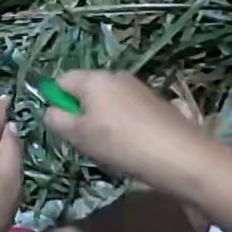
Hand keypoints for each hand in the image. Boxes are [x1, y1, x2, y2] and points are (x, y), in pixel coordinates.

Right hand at [40, 71, 210, 190]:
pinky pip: (127, 108)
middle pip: (86, 88)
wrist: (180, 156)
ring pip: (107, 99)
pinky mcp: (156, 102)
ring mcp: (139, 87)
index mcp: (93, 79)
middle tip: (84, 138)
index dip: (56, 100)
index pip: (61, 80)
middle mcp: (116, 75)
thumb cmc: (120, 143)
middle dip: (80, 110)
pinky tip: (131, 144)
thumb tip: (52, 111)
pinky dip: (122, 122)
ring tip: (109, 145)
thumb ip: (57, 120)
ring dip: (101, 118)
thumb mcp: (78, 135)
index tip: (64, 125)